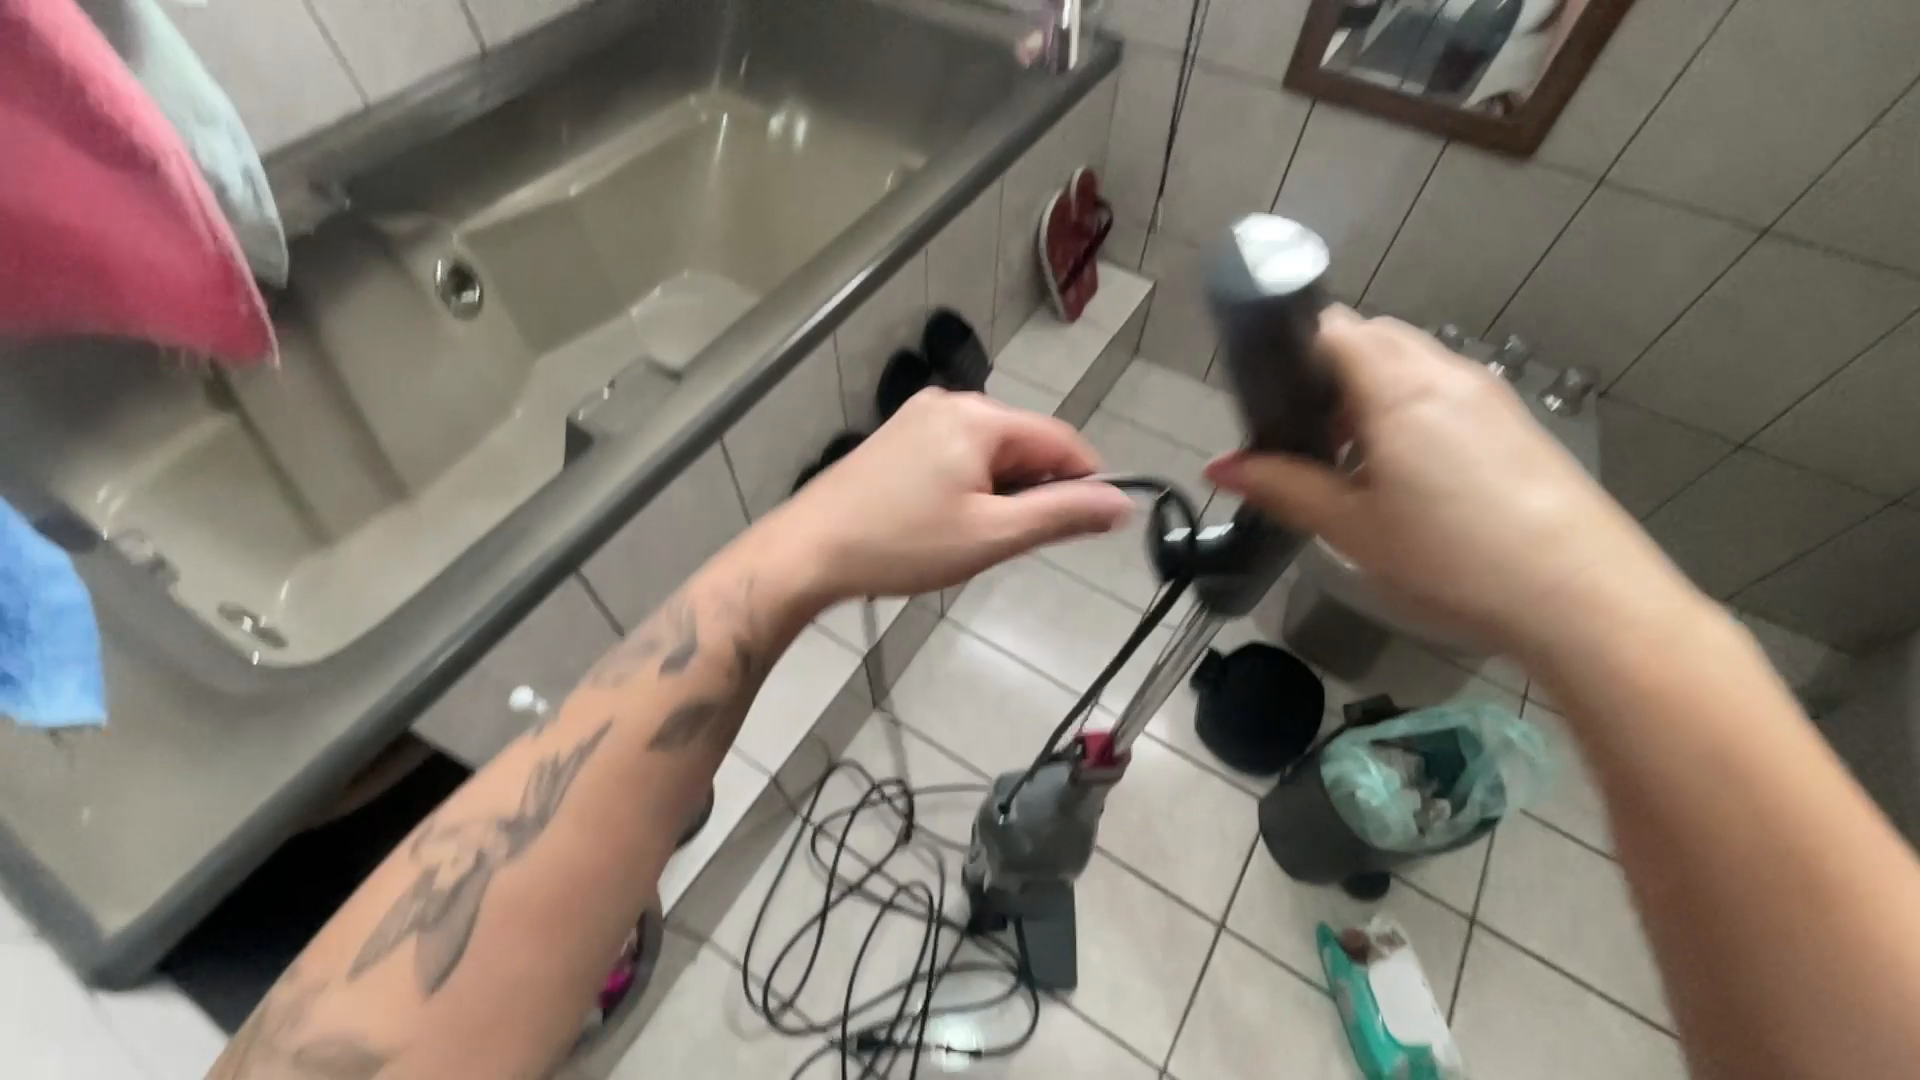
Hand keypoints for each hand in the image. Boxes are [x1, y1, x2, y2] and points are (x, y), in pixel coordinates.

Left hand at [764, 389, 1134, 600]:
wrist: (808, 551)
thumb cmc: (903, 544)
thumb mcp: (992, 535)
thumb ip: (1061, 514)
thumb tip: (1122, 502)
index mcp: (979, 417)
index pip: (1062, 440)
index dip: (1086, 482)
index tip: (1086, 526)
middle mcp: (950, 403)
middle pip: (1023, 444)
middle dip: (1033, 490)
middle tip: (1010, 541)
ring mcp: (917, 418)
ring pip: (989, 453)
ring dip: (1000, 493)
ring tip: (971, 538)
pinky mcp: (895, 439)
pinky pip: (955, 456)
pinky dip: (968, 487)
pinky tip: (945, 522)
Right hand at [1206, 307, 1693, 657]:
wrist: (1579, 594)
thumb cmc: (1449, 555)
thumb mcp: (1349, 526)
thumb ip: (1280, 487)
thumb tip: (1218, 468)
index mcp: (1398, 389)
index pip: (1334, 328)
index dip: (1292, 351)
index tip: (1269, 397)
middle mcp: (1446, 374)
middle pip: (1373, 339)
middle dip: (1328, 371)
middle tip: (1305, 434)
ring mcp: (1488, 395)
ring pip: (1411, 364)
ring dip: (1368, 392)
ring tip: (1351, 460)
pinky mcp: (1513, 422)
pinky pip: (1443, 391)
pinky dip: (1407, 409)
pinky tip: (1404, 474)